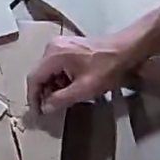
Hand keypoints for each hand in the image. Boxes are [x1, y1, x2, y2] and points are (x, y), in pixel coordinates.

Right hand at [28, 32, 143, 112]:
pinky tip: (71, 87)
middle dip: (44, 93)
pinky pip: (56, 66)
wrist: (126, 49)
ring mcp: (60, 45)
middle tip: (52, 108)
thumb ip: (61, 99)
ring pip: (47, 71)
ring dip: (53, 87)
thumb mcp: (84, 89)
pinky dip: (60, 79)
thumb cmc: (107, 68)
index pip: (34, 79)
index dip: (33, 99)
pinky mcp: (67, 47)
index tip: (38, 114)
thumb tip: (45, 108)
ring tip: (65, 98)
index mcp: (53, 55)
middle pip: (39, 74)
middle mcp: (52, 47)